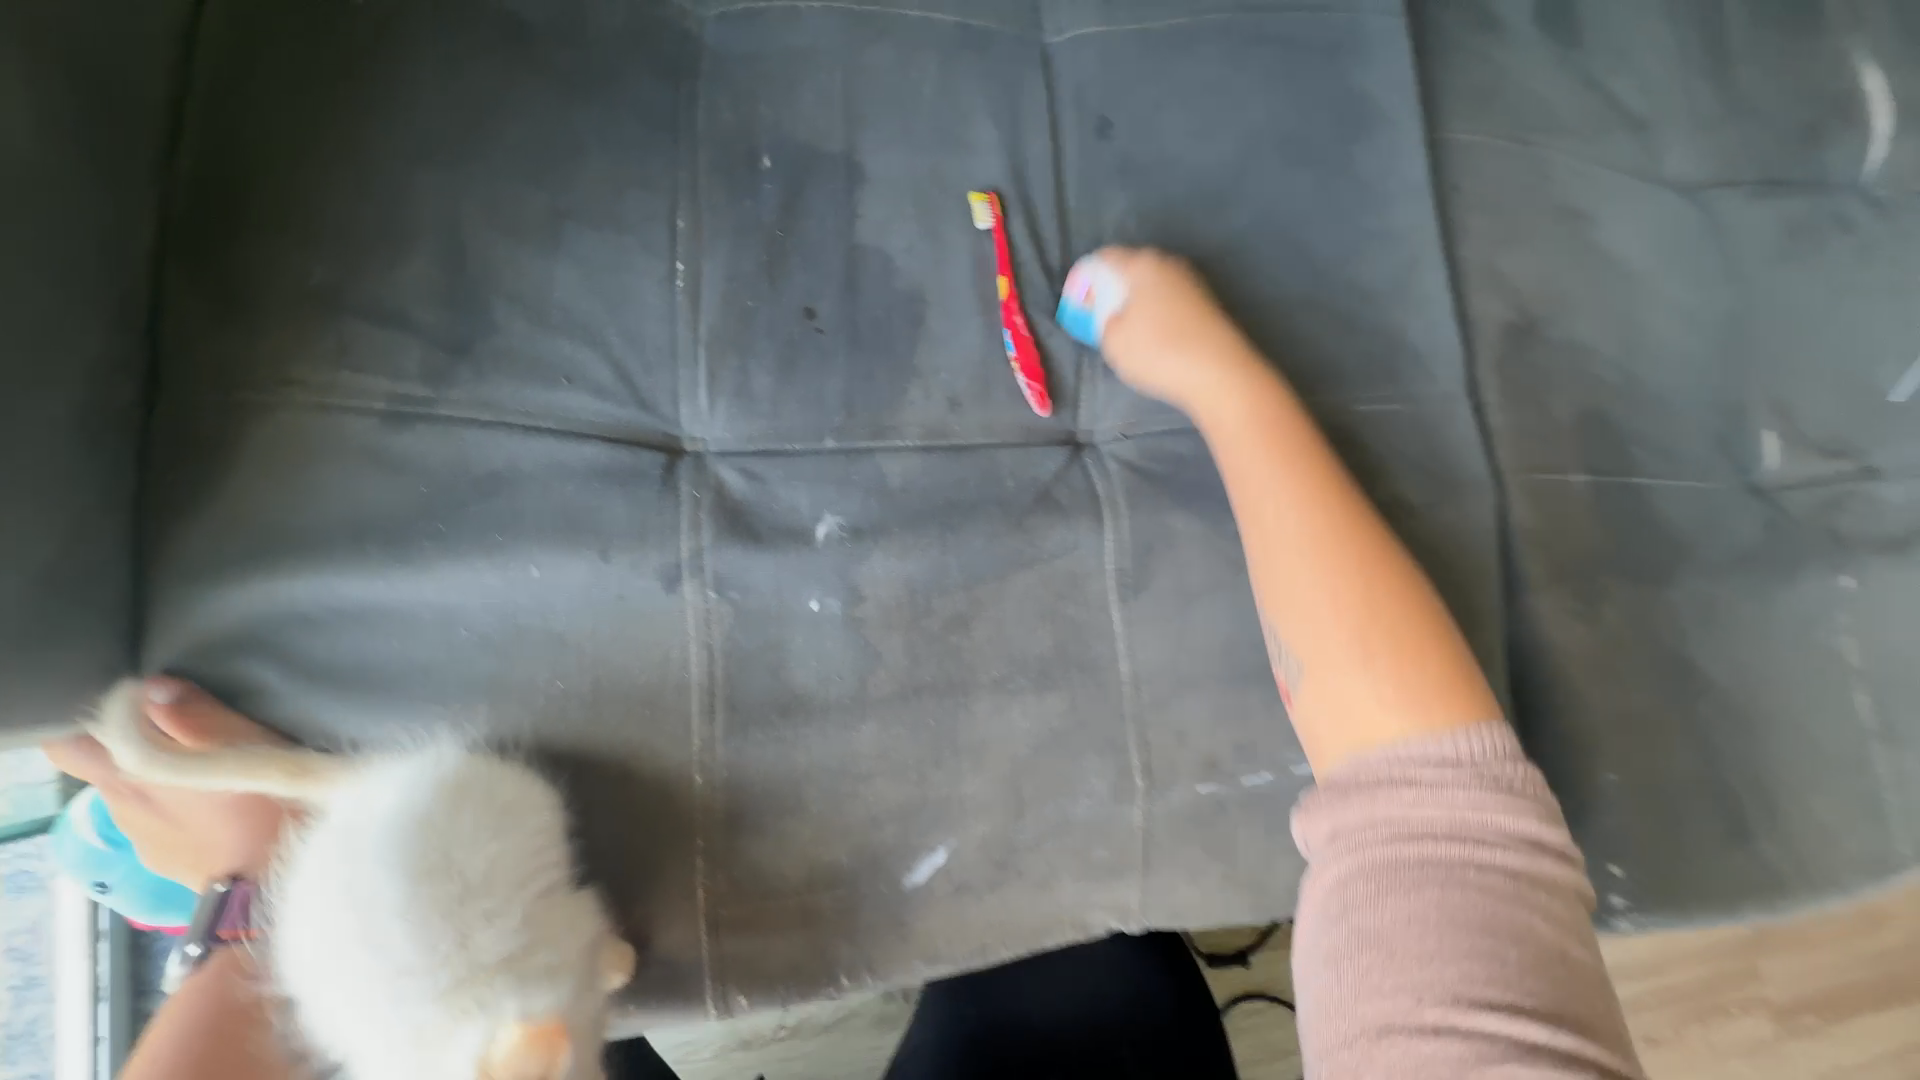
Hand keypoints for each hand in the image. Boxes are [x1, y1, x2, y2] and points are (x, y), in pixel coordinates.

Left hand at [44, 677, 296, 890]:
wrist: (273, 885)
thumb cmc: (266, 806)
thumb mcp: (250, 749)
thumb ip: (200, 716)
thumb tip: (154, 686)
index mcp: (130, 773)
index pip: (67, 739)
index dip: (92, 718)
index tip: (130, 702)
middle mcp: (119, 803)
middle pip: (99, 763)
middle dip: (123, 742)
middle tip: (171, 727)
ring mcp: (138, 835)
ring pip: (131, 791)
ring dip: (155, 775)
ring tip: (204, 768)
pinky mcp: (160, 856)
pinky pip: (155, 819)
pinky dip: (175, 806)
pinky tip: (215, 808)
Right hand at [1093, 246, 1268, 415]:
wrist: (1219, 372)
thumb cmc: (1157, 351)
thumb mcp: (1113, 340)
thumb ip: (1104, 321)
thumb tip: (1114, 316)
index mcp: (1142, 264)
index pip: (1105, 258)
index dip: (1087, 277)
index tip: (1079, 301)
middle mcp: (1169, 264)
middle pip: (1132, 268)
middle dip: (1113, 289)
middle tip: (1100, 316)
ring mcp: (1192, 282)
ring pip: (1153, 286)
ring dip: (1136, 302)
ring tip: (1126, 330)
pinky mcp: (1206, 304)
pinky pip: (1170, 301)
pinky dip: (1156, 313)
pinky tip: (1153, 337)